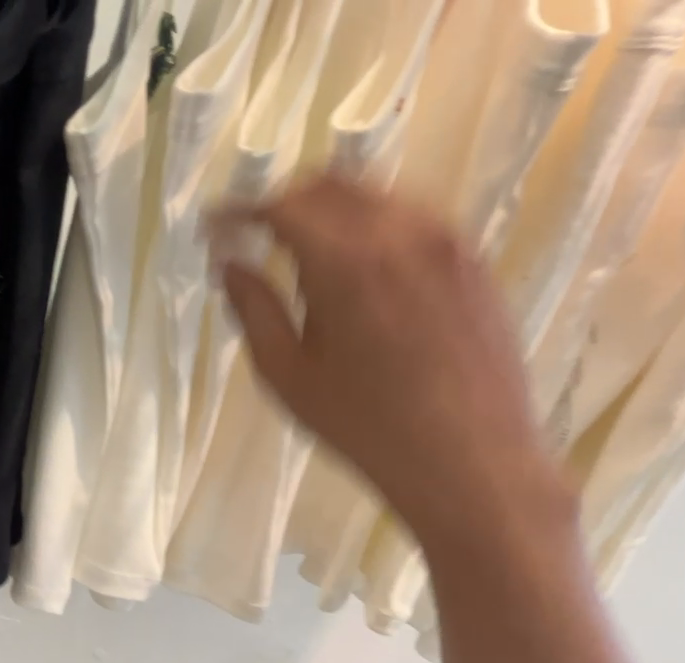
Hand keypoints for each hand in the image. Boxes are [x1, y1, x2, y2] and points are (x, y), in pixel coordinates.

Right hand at [212, 173, 571, 549]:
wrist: (469, 457)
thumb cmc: (361, 424)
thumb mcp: (285, 374)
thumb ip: (253, 309)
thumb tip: (228, 265)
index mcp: (347, 263)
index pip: (282, 207)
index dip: (239, 212)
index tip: (212, 227)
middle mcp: (402, 234)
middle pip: (332, 184)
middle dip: (283, 201)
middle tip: (250, 234)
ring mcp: (447, 242)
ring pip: (376, 195)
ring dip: (329, 210)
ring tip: (300, 253)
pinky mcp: (473, 260)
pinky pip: (412, 219)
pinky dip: (371, 227)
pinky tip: (355, 270)